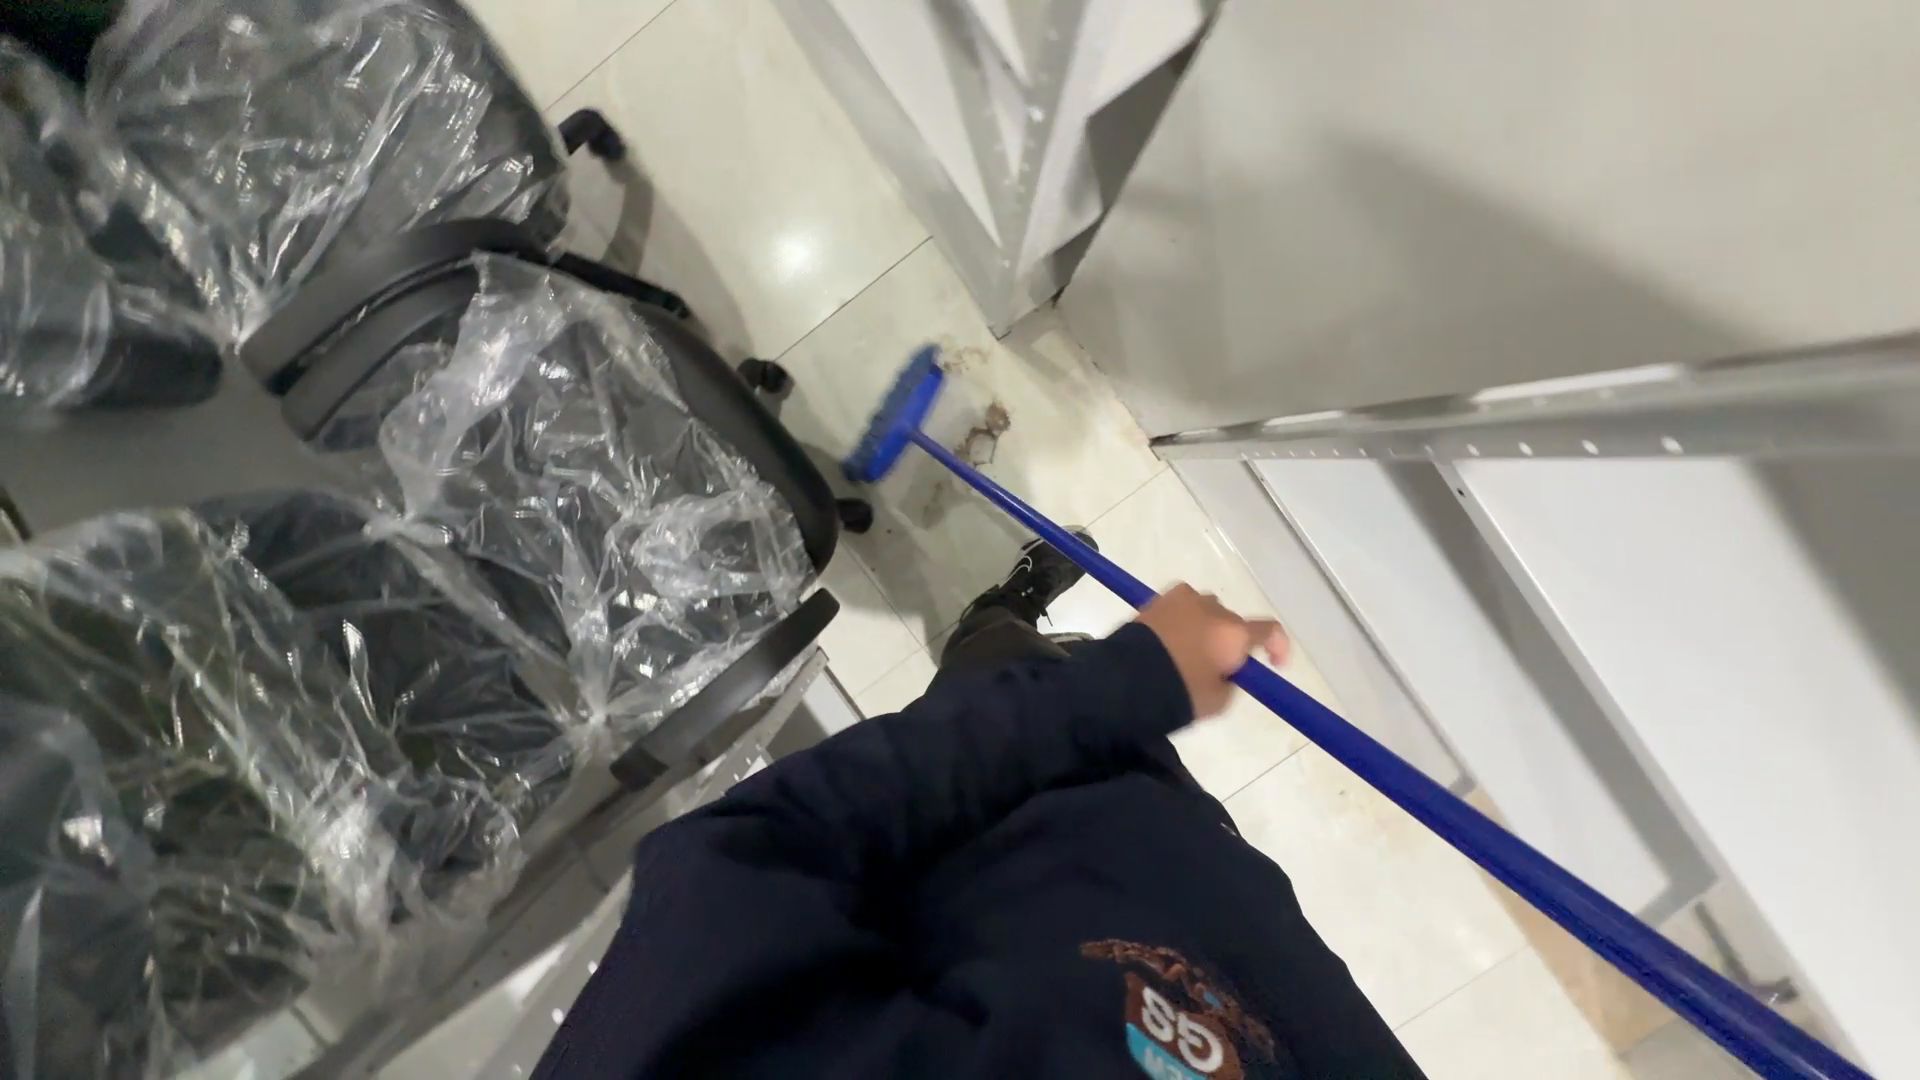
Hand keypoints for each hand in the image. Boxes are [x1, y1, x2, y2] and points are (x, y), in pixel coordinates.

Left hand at [1135, 584, 1289, 719]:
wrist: (1124, 679)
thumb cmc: (1177, 692)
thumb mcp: (1217, 700)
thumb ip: (1230, 681)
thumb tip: (1224, 670)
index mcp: (1233, 633)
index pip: (1270, 630)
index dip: (1278, 646)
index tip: (1275, 664)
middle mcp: (1211, 608)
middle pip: (1231, 622)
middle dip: (1228, 641)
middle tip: (1214, 666)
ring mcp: (1181, 599)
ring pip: (1204, 610)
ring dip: (1203, 626)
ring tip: (1186, 653)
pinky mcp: (1156, 599)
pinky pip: (1179, 606)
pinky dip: (1180, 619)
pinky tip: (1168, 640)